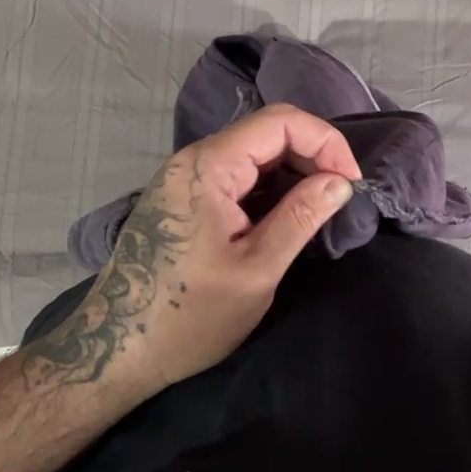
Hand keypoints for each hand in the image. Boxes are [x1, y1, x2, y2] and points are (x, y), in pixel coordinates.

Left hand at [25, 104, 361, 395]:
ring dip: (294, 170)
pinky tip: (288, 213)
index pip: (280, 122)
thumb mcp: (257, 270)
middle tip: (341, 196)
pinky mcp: (184, 197)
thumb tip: (341, 182)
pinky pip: (237, 173)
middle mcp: (193, 160)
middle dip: (313, 154)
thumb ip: (300, 218)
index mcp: (208, 167)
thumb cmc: (189, 316)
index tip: (352, 183)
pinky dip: (271, 184)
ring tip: (322, 206)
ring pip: (254, 152)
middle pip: (267, 131)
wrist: (118, 348)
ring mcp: (185, 177)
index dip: (326, 142)